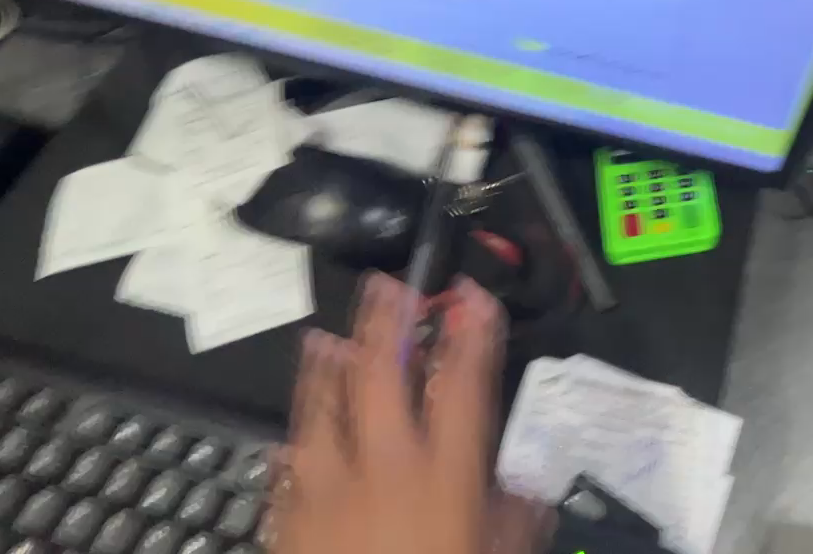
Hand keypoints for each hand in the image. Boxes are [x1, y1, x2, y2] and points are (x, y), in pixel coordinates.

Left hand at [272, 274, 551, 553]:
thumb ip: (511, 518)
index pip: (464, 383)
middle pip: (383, 377)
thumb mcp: (491, 551)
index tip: (473, 298)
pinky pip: (288, 471)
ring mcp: (332, 495)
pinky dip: (291, 442)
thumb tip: (527, 492)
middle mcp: (387, 471)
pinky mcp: (293, 527)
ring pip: (326, 411)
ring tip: (324, 333)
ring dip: (325, 368)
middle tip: (386, 285)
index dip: (472, 332)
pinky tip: (285, 434)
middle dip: (385, 324)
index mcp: (444, 474)